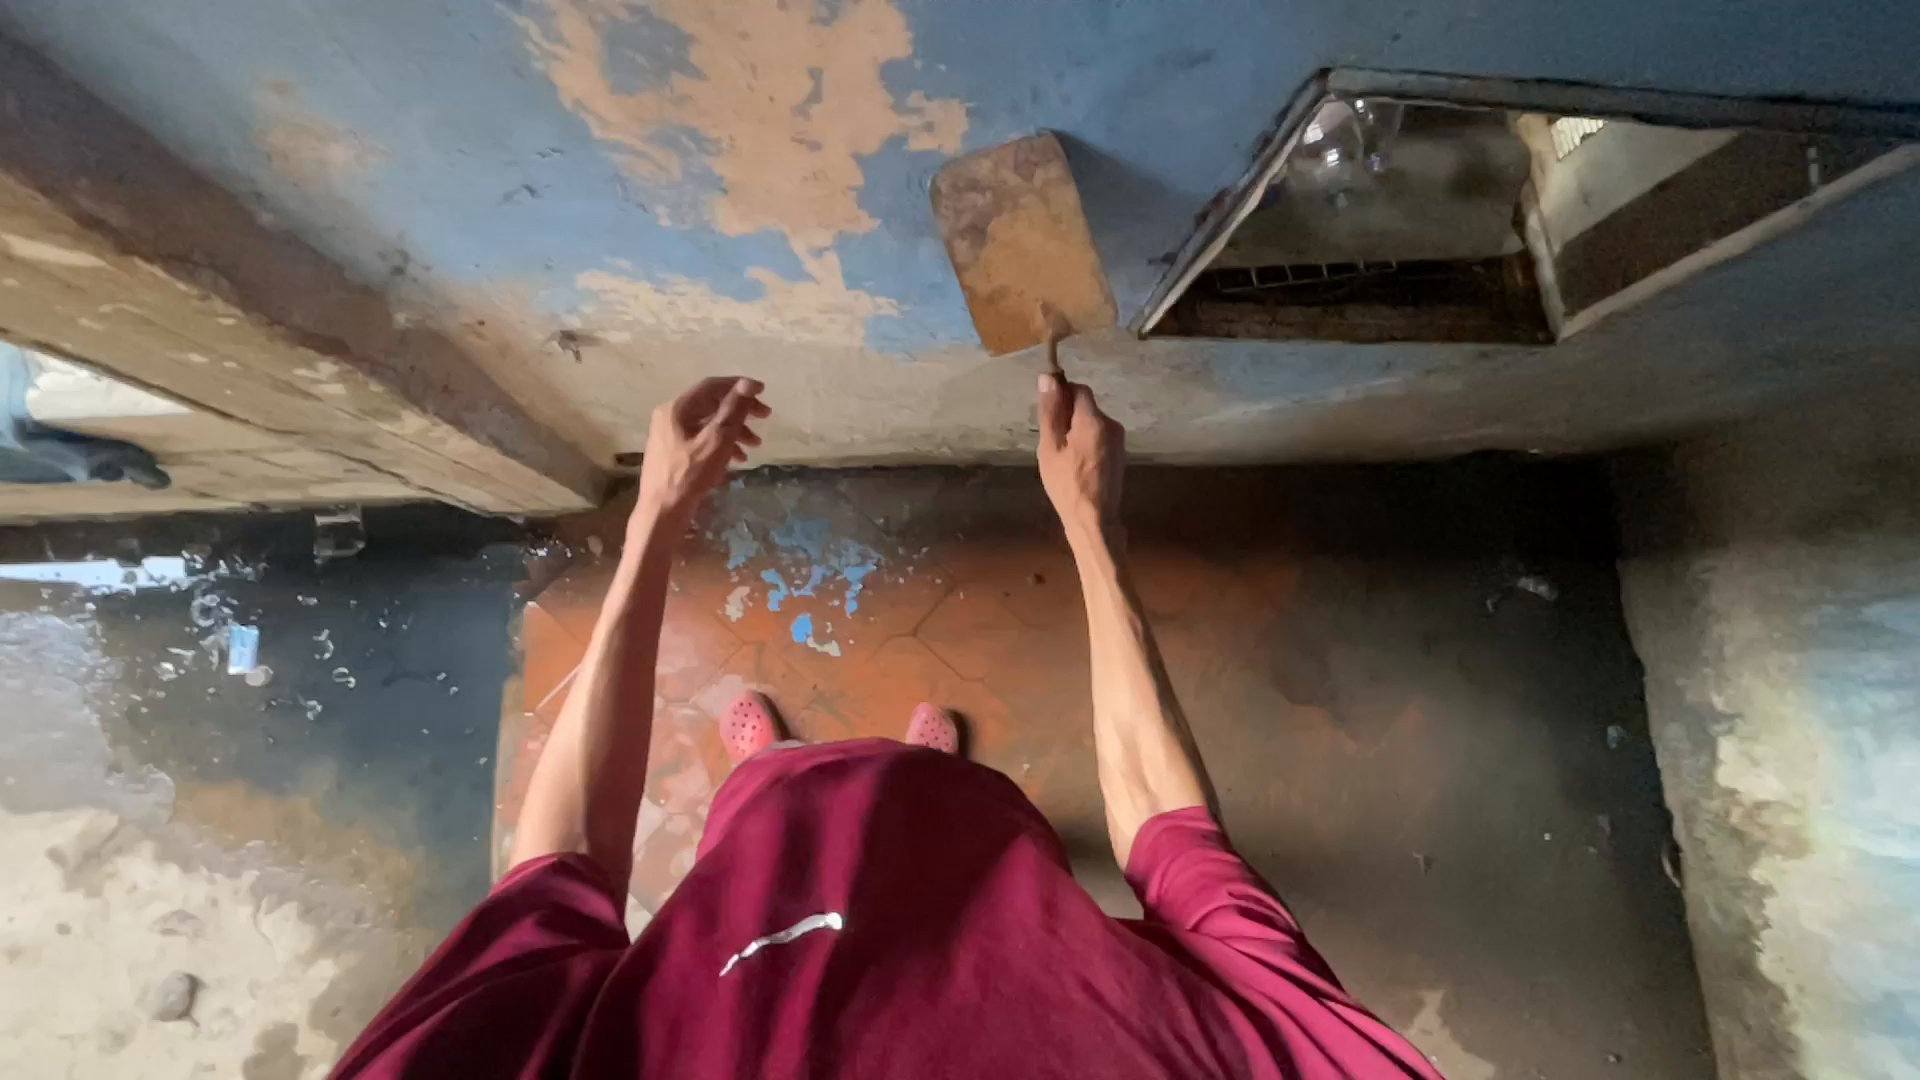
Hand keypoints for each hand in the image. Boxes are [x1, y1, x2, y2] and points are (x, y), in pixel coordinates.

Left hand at [634, 377, 769, 530]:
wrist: (663, 509)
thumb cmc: (690, 474)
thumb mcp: (717, 440)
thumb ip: (733, 410)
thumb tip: (748, 384)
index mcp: (678, 408)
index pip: (712, 386)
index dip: (740, 386)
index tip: (763, 392)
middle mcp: (671, 415)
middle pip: (711, 404)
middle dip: (740, 411)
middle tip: (765, 417)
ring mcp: (670, 433)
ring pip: (708, 423)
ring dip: (734, 430)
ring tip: (755, 445)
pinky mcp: (673, 450)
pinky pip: (702, 437)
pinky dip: (722, 443)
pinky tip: (736, 458)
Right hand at [1037, 372, 1123, 542]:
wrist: (1094, 519)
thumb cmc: (1066, 484)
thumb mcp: (1050, 448)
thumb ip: (1050, 411)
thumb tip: (1048, 378)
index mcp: (1094, 420)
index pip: (1078, 389)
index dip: (1061, 393)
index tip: (1047, 412)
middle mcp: (1112, 425)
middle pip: (1086, 406)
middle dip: (1067, 415)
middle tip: (1051, 440)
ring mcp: (1118, 440)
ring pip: (1092, 422)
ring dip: (1076, 430)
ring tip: (1062, 456)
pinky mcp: (1120, 454)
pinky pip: (1099, 437)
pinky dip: (1086, 442)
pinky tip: (1076, 463)